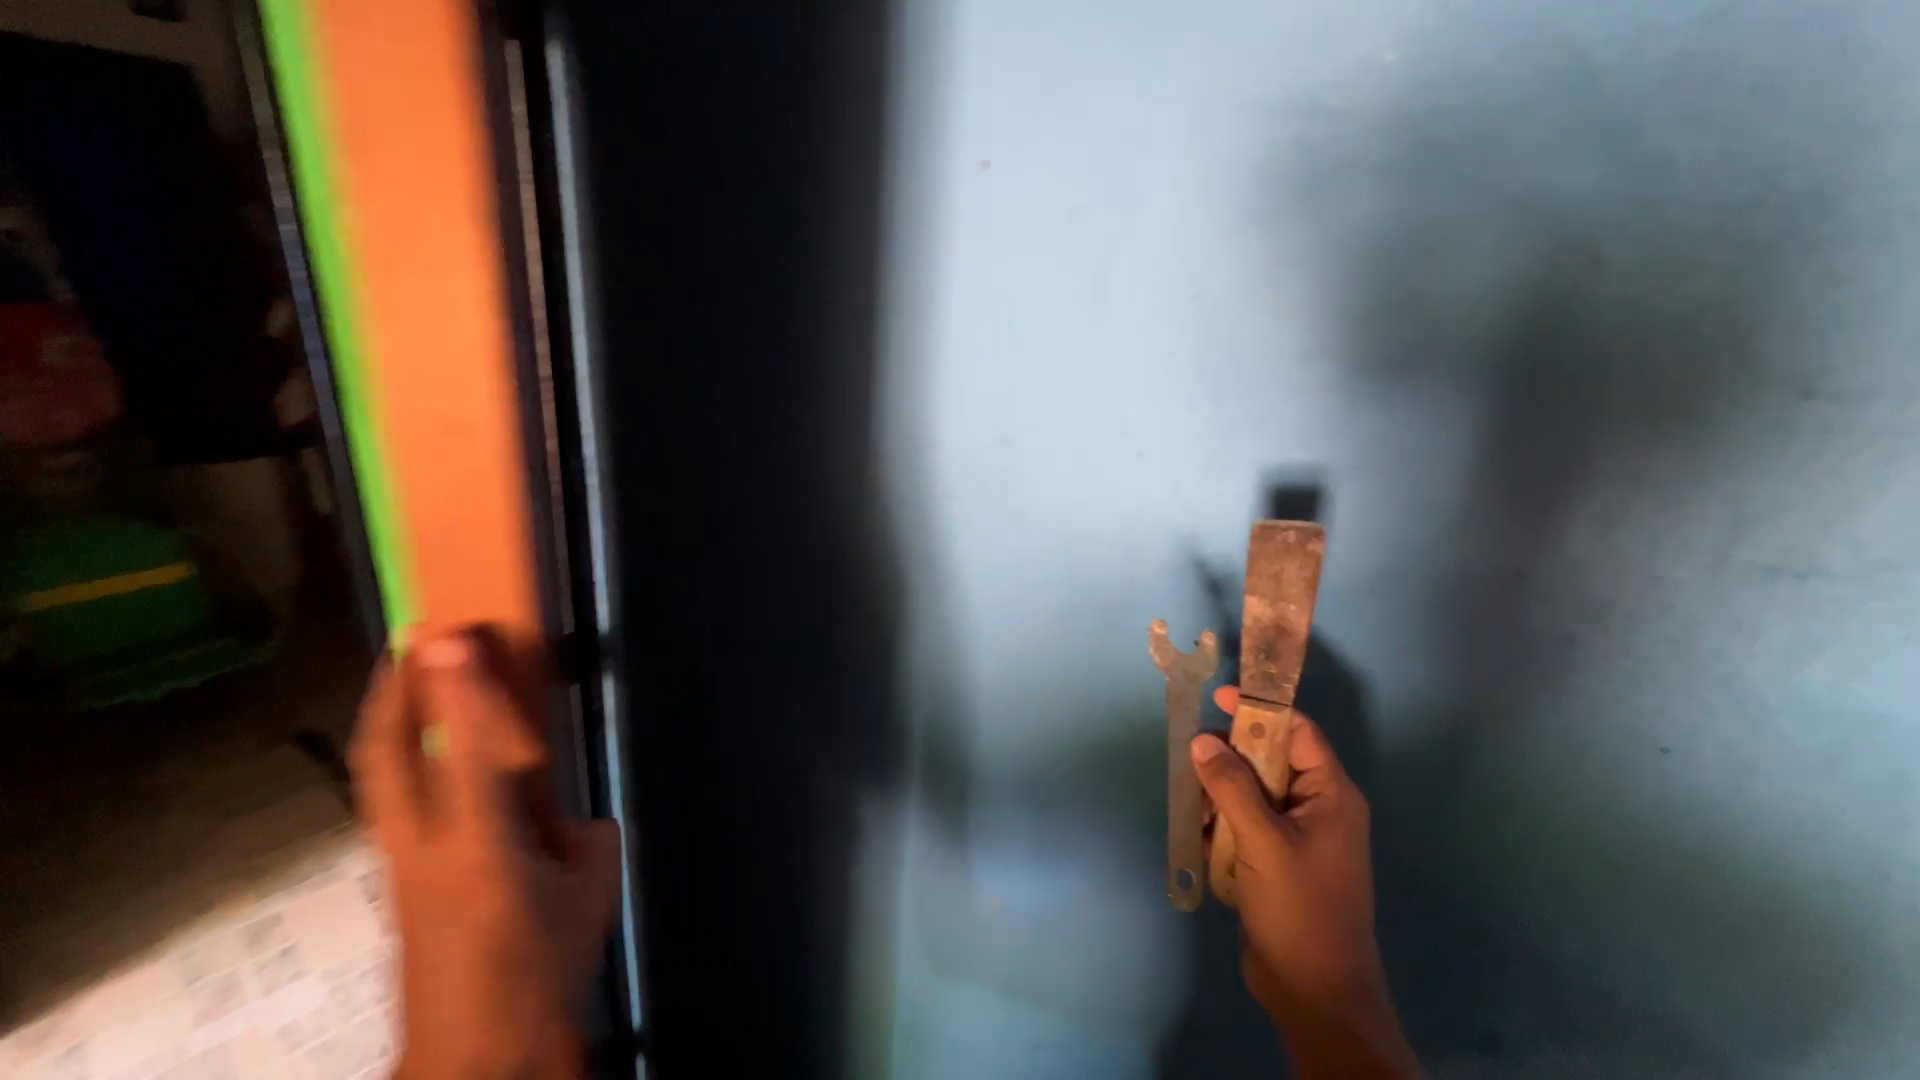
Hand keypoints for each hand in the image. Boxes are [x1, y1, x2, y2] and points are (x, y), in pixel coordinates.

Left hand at [352, 627, 622, 1079]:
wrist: (474, 1051)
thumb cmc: (540, 969)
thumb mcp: (591, 895)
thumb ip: (586, 841)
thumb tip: (571, 819)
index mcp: (482, 848)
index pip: (466, 752)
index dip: (460, 691)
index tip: (450, 638)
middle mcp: (425, 848)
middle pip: (388, 757)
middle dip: (395, 693)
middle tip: (412, 642)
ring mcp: (398, 866)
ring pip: (380, 777)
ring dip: (391, 721)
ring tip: (408, 681)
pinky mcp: (394, 884)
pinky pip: (393, 802)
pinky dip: (403, 760)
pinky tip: (425, 755)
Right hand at [1193, 686, 1419, 1079]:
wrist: (1314, 992)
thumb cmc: (1299, 910)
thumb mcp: (1263, 842)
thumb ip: (1231, 787)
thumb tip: (1202, 741)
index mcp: (1331, 795)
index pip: (1297, 732)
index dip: (1259, 710)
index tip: (1218, 699)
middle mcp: (1316, 808)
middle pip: (1268, 760)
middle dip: (1229, 759)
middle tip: (1194, 764)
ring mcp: (1296, 836)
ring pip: (1250, 792)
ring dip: (1220, 798)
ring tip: (1199, 817)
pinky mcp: (1276, 860)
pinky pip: (1244, 823)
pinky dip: (1222, 826)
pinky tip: (1205, 843)